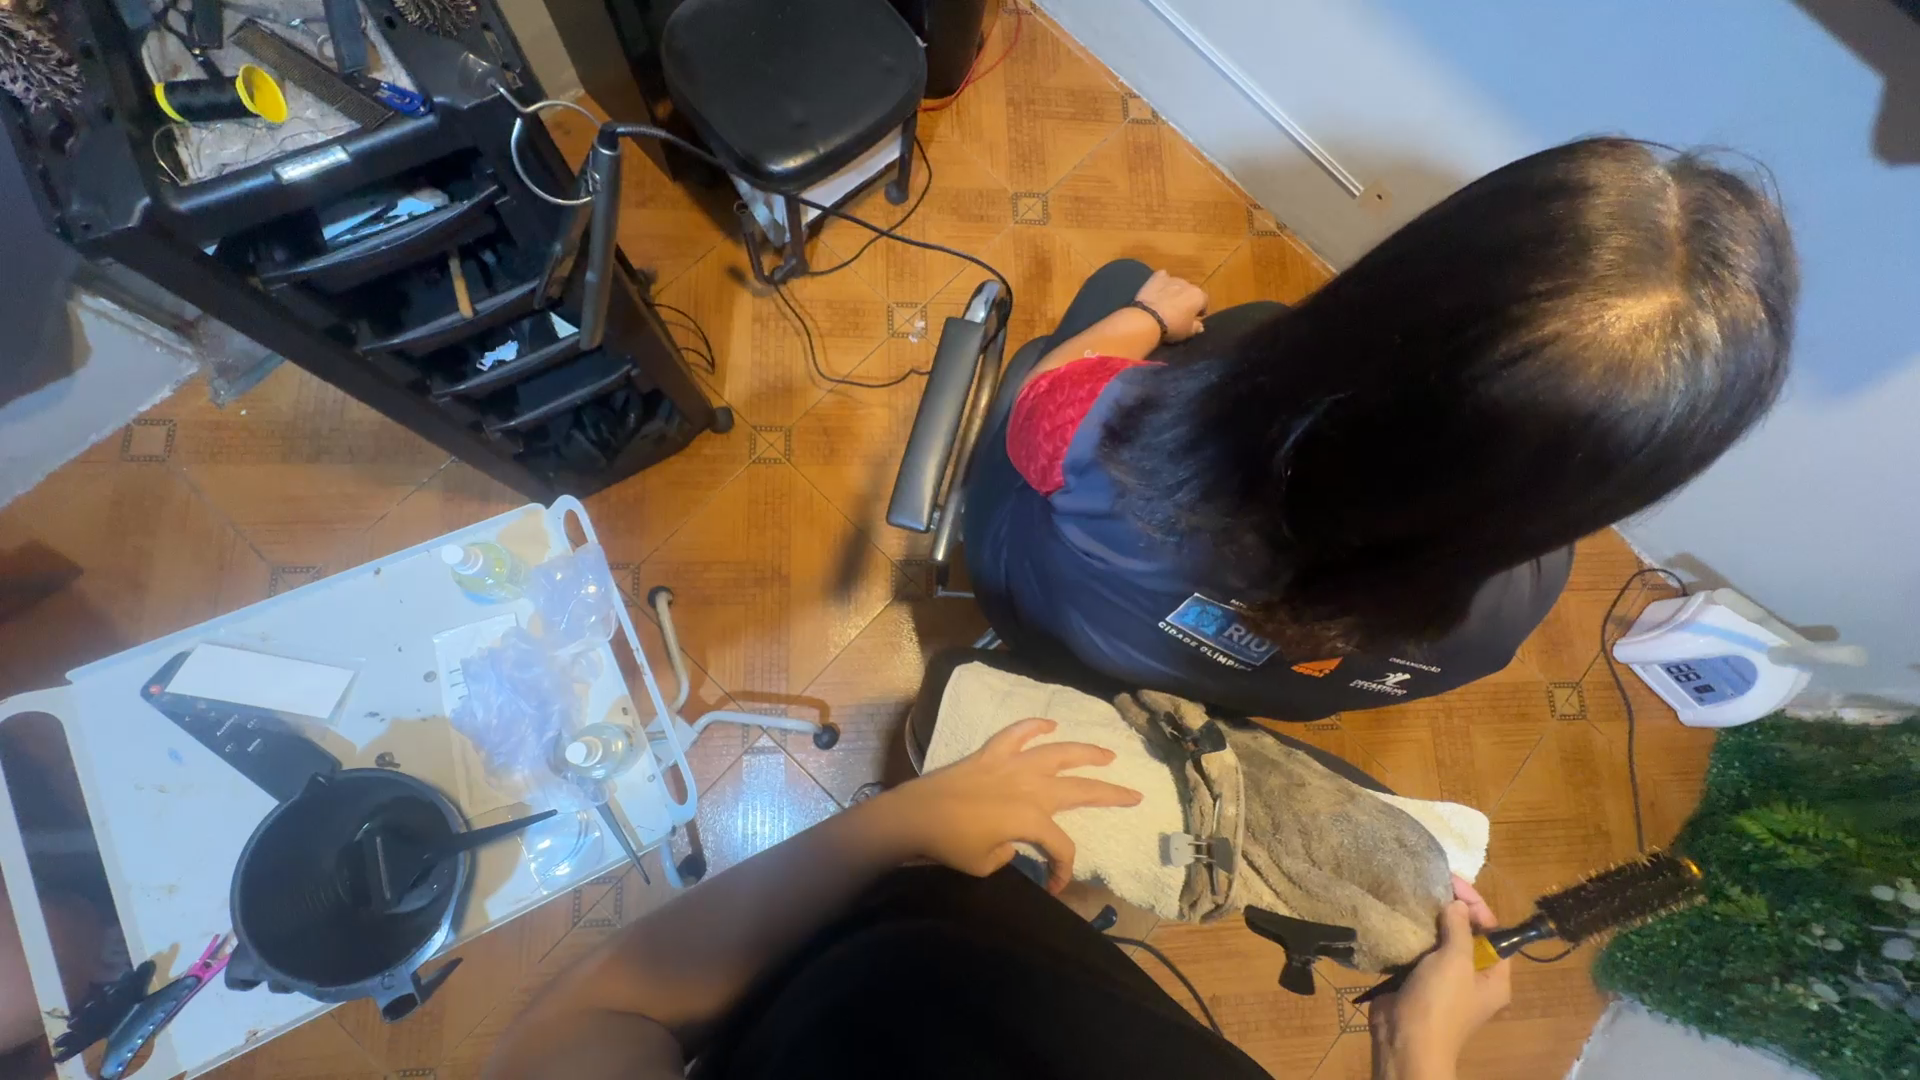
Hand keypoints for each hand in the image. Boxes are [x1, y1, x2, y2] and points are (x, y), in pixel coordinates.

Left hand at [871, 718, 1141, 892]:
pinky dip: (1033, 726)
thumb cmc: (949, 846)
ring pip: (1056, 753)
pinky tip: (1049, 723)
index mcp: (1030, 818)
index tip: (1053, 886)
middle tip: (1134, 794)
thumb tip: (1010, 840)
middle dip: (1109, 794)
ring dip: (1085, 752)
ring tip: (1106, 753)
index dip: (1063, 868)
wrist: (912, 817)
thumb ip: (1008, 852)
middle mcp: (1028, 786)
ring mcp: (1010, 764)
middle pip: (1078, 790)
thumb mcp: (987, 864)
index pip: (1062, 846)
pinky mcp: (989, 753)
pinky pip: (1016, 733)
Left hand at [1133, 269, 1207, 341]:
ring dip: (1174, 291)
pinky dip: (1161, 282)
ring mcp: (1172, 279)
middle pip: (1190, 292)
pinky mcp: (1156, 278)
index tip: (1192, 318)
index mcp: (1199, 296)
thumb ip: (1196, 327)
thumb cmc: (1172, 327)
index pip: (1204, 302)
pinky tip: (1157, 289)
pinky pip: (1162, 277)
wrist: (1148, 319)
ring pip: (1176, 284)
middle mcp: (1188, 284)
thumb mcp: (1188, 332)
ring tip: (1165, 303)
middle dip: (1186, 300)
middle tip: (1177, 312)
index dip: (1198, 311)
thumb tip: (1200, 326)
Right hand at [1369, 878, 1511, 1079]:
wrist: (1406, 1038)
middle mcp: (1473, 976)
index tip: (1451, 881)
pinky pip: (1420, 948)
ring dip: (1429, 918)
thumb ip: (1458, 929)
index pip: (1494, 931)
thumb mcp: (1455, 962)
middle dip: (1451, 908)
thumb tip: (1457, 903)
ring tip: (1412, 893)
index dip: (1476, 905)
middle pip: (1467, 933)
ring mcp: (1445, 978)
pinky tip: (1399, 915)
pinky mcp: (1418, 978)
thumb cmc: (1440, 1002)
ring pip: (1441, 939)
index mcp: (1494, 976)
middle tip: (1430, 883)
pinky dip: (1412, 931)